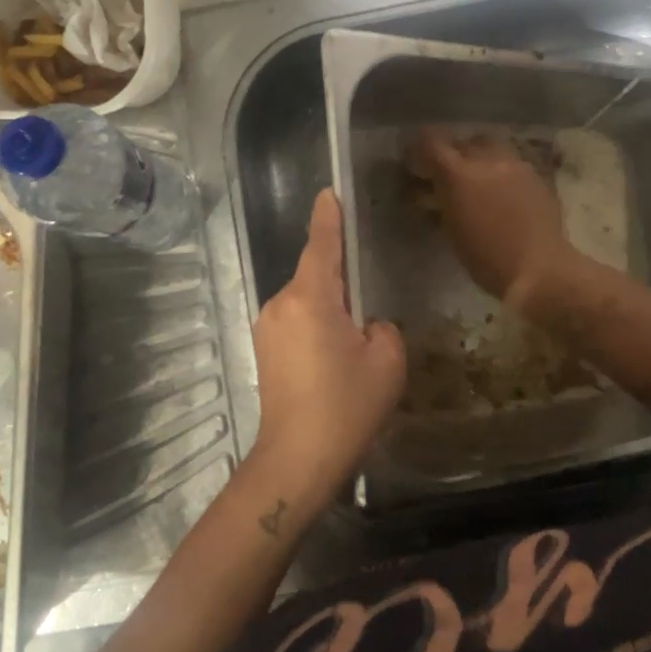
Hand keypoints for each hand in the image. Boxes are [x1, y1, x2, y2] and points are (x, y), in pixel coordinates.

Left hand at [250, 190, 405, 491]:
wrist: (297, 458)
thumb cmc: (346, 406)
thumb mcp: (386, 362)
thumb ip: (382, 328)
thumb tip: (366, 326)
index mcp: (311, 298)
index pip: (321, 244)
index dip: (328, 218)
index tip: (330, 193)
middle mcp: (281, 303)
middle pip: (315, 275)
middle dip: (340, 282)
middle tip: (367, 308)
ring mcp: (267, 327)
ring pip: (306, 302)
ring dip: (328, 310)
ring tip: (352, 346)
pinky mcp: (264, 350)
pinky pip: (296, 322)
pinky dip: (316, 328)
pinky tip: (332, 361)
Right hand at [414, 128, 579, 306]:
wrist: (539, 269)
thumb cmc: (487, 258)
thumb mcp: (452, 231)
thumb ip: (441, 202)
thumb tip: (430, 192)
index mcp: (459, 174)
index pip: (432, 142)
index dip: (420, 147)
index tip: (416, 161)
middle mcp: (487, 159)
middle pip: (463, 141)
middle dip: (452, 153)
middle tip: (448, 174)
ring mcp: (516, 164)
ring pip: (491, 146)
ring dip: (480, 156)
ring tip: (479, 178)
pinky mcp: (537, 175)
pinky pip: (513, 161)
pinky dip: (501, 169)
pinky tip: (504, 190)